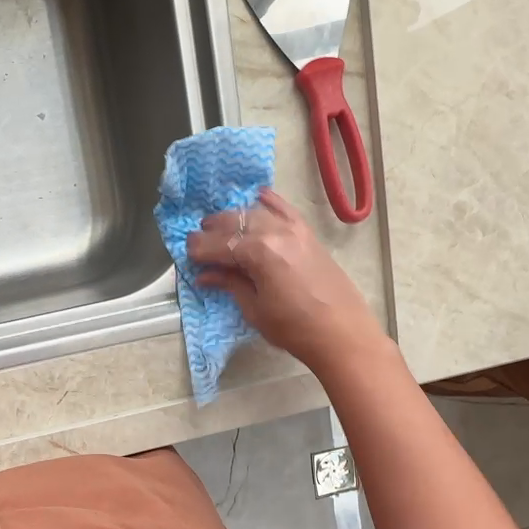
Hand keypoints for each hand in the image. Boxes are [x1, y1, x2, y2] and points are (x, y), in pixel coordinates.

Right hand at [185, 189, 383, 375]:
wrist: (341, 332)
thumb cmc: (294, 328)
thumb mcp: (255, 310)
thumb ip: (231, 284)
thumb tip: (206, 274)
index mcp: (259, 252)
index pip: (219, 244)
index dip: (200, 249)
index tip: (186, 253)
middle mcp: (276, 232)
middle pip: (236, 223)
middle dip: (213, 231)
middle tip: (198, 242)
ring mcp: (295, 230)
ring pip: (256, 213)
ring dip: (235, 218)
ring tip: (219, 227)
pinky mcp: (308, 234)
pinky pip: (284, 209)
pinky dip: (269, 203)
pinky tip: (258, 197)